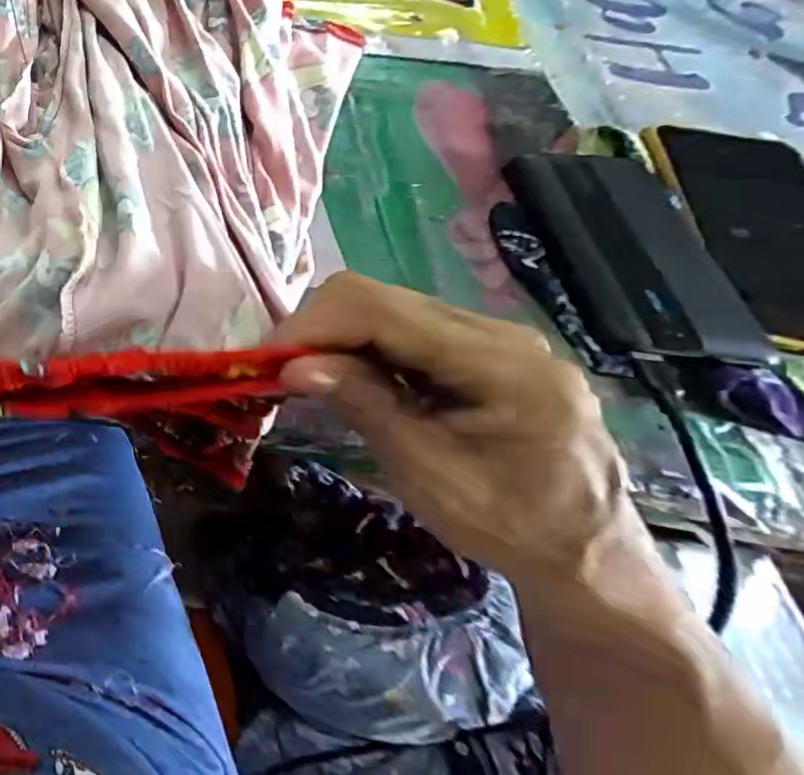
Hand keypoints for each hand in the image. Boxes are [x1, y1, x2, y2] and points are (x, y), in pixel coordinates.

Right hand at [269, 273, 650, 594]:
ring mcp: (491, 338)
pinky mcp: (476, 347)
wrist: (587, 557)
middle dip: (315, 327)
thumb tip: (292, 367)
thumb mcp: (428, 474)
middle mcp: (500, 336)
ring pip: (381, 303)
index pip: (381, 311)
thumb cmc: (510, 527)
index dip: (312, 326)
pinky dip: (355, 341)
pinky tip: (345, 375)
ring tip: (307, 374)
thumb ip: (365, 407)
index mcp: (503, 367)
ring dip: (331, 333)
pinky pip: (397, 323)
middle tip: (281, 371)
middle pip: (376, 296)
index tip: (267, 362)